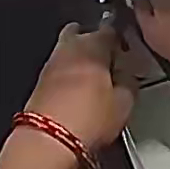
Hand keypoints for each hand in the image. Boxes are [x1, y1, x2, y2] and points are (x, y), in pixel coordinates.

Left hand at [23, 21, 138, 152]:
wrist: (48, 138)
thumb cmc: (88, 117)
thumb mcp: (124, 104)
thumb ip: (129, 84)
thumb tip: (127, 77)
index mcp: (93, 45)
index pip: (109, 30)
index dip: (120, 38)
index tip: (125, 49)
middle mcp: (69, 47)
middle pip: (82, 33)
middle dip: (95, 42)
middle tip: (108, 61)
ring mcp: (51, 62)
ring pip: (68, 49)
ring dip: (80, 57)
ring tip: (94, 78)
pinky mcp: (40, 80)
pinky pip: (59, 67)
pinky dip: (68, 71)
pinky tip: (77, 89)